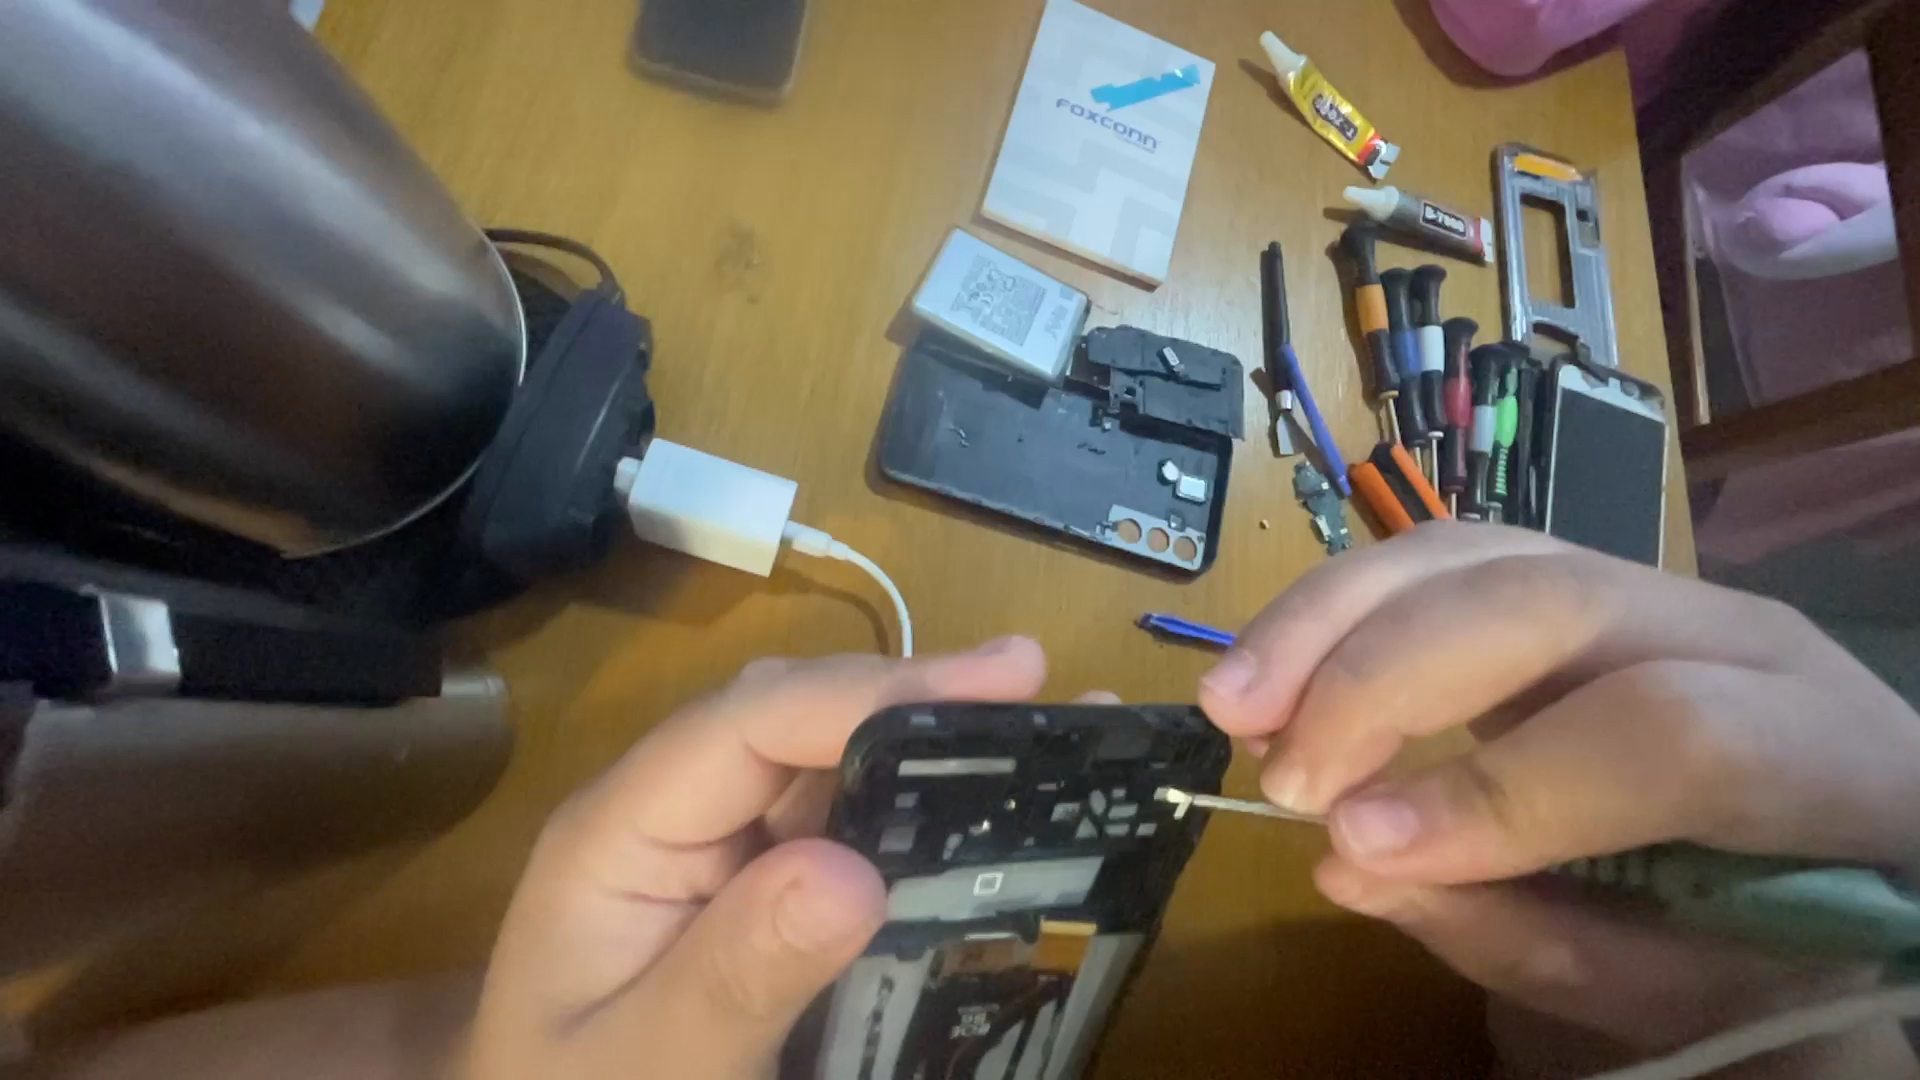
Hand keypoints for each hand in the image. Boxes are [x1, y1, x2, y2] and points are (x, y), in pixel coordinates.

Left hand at [461, 637, 1047, 1079]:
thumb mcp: (640, 1073)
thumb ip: (729, 979)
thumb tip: (850, 873)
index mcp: (624, 825)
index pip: (750, 720)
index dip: (869, 693)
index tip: (988, 686)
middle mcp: (680, 800)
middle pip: (799, 710)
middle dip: (913, 691)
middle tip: (1026, 681)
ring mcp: (726, 827)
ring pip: (832, 745)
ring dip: (925, 728)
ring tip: (1026, 720)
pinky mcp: (765, 862)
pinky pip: (848, 807)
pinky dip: (918, 794)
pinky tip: (975, 790)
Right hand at [1200, 523, 1919, 1075]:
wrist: (1784, 833)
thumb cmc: (1745, 934)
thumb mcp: (1663, 979)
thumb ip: (1517, 930)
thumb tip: (1346, 865)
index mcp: (1827, 750)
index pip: (1662, 734)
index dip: (1498, 791)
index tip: (1348, 838)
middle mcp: (1714, 625)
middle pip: (1522, 602)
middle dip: (1369, 680)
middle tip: (1272, 771)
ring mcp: (1606, 575)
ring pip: (1443, 554)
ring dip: (1312, 623)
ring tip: (1229, 702)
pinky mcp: (1517, 570)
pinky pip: (1406, 562)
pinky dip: (1317, 613)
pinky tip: (1265, 669)